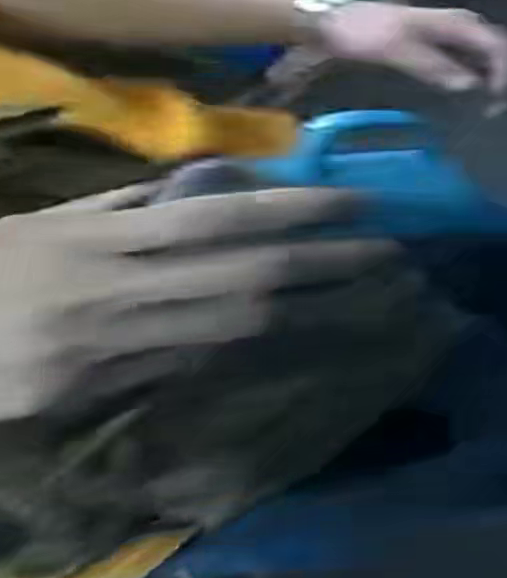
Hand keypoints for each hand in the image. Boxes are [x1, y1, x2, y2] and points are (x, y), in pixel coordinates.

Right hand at [0, 185, 399, 419]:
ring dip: (325, 307)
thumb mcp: (31, 226)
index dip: (302, 206)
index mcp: (90, 239)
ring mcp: (99, 346)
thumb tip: (221, 184)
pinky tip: (324, 334)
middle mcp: (104, 289)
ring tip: (385, 293)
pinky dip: (269, 345)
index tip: (364, 201)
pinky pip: (204, 362)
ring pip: (244, 324)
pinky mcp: (88, 393)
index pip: (223, 216)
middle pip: (253, 272)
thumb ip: (126, 206)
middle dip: (336, 261)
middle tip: (398, 251)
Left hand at [315, 2, 506, 101]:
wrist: (336, 20)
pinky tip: (486, 98)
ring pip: (504, 60)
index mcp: (461, 24)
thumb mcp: (396, 49)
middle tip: (500, 107)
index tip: (497, 97)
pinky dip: (495, 82)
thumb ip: (434, 66)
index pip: (500, 48)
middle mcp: (472, 28)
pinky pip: (490, 65)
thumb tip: (472, 86)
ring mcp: (467, 38)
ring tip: (496, 106)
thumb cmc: (366, 32)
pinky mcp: (459, 48)